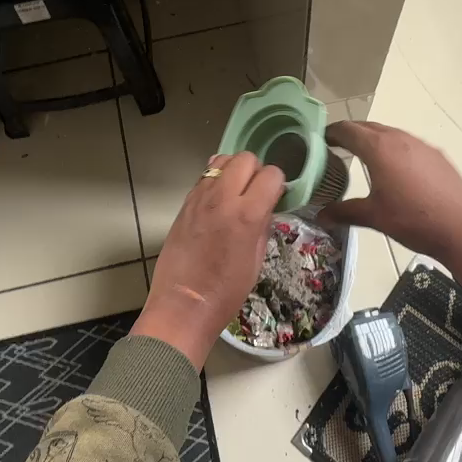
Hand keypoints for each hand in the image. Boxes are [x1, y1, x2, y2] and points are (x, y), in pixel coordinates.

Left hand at [135, 152, 284, 367]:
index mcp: (247, 215)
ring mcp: (200, 197)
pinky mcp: (185, 202)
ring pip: (223, 159)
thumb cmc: (225, 292)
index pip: (272, 175)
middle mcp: (223, 198)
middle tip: (255, 192)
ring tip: (235, 192)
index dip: (277, 183)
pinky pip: (205, 176)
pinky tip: (218, 200)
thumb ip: (263, 225)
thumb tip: (267, 206)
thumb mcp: (257, 260)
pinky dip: (216, 179)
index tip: (276, 196)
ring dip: (234, 170)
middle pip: (246, 158)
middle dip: (256, 171)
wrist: (183, 304)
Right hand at [318, 121, 461, 262]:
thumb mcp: (373, 216)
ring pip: (390, 134)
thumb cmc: (412, 220)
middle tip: (337, 146)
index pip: (348, 130)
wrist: (461, 228)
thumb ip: (344, 212)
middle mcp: (399, 139)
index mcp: (378, 148)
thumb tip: (320, 216)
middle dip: (351, 133)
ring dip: (374, 139)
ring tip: (364, 156)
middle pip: (368, 127)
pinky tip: (396, 169)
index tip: (320, 139)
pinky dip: (394, 149)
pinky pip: (408, 144)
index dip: (332, 132)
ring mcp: (421, 145)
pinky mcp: (437, 155)